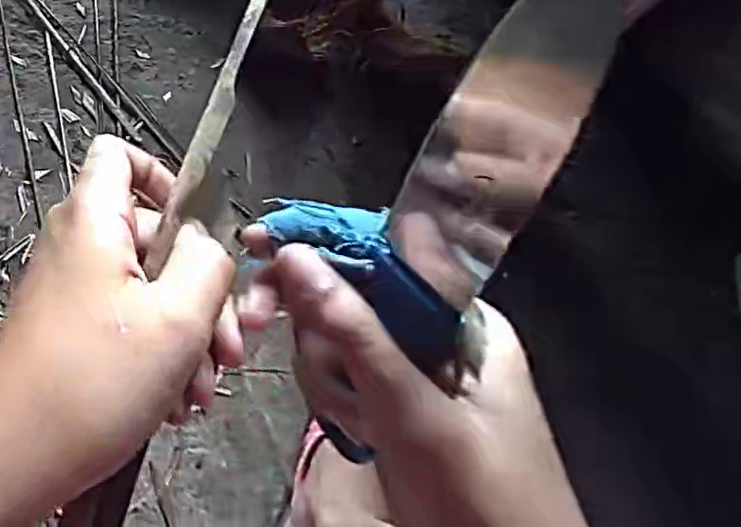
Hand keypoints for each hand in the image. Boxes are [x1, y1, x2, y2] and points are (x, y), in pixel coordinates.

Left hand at [0, 135, 241, 519]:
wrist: (16, 448)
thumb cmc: (94, 377)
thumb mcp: (176, 317)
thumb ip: (207, 264)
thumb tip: (209, 243)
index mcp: (93, 215)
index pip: (119, 153)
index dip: (162, 175)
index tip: (197, 227)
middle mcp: (78, 237)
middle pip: (152, 233)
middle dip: (199, 289)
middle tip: (226, 349)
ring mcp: (72, 279)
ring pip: (146, 283)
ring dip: (184, 332)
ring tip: (198, 389)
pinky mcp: (71, 319)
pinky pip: (126, 315)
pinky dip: (156, 349)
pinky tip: (173, 400)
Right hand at [238, 242, 586, 526]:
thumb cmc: (485, 507)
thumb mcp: (414, 415)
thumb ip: (354, 330)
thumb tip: (292, 253)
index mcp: (460, 315)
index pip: (376, 248)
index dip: (313, 241)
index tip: (257, 244)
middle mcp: (433, 327)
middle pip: (343, 286)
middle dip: (307, 317)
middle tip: (255, 319)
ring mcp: (410, 361)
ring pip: (330, 328)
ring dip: (325, 372)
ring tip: (356, 422)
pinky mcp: (390, 393)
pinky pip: (335, 365)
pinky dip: (330, 392)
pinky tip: (354, 429)